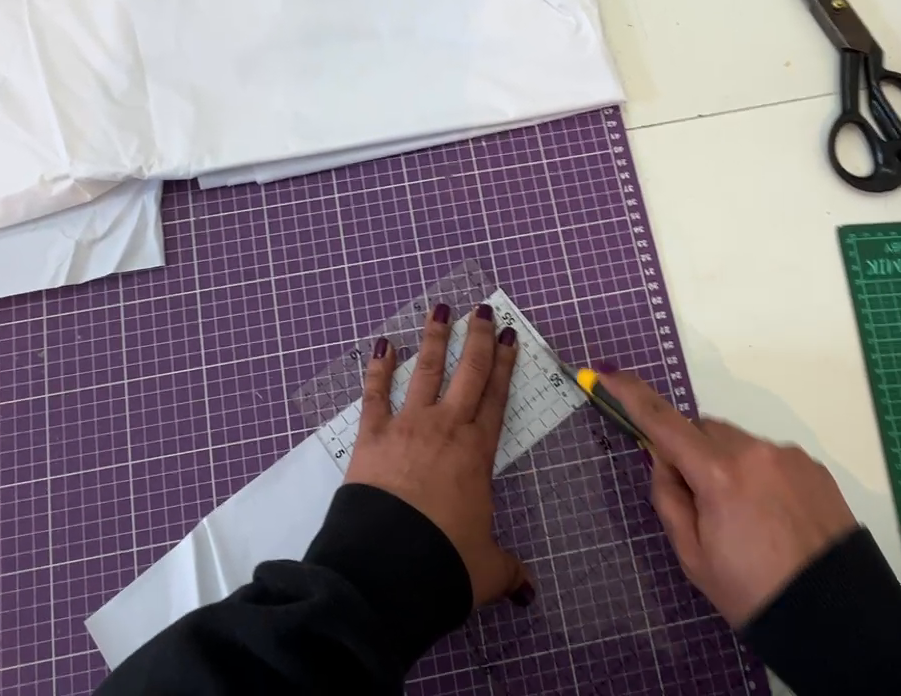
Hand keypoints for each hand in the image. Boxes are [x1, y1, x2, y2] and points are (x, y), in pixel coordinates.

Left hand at [344, 302, 534, 606]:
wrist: (386, 571)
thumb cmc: (444, 564)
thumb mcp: (486, 569)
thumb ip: (509, 571)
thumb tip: (529, 593)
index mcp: (477, 453)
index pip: (496, 398)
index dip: (505, 365)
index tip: (509, 337)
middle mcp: (446, 428)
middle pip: (468, 374)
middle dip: (477, 339)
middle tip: (482, 309)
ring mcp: (407, 426)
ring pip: (426, 371)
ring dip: (434, 338)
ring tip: (439, 308)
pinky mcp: (372, 435)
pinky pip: (375, 394)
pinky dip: (379, 368)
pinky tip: (382, 344)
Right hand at [600, 369, 855, 626]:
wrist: (840, 624)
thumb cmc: (754, 593)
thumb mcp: (693, 556)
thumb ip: (669, 498)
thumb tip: (663, 459)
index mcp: (718, 474)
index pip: (663, 422)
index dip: (631, 394)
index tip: (608, 373)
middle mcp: (753, 451)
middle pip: (703, 430)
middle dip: (691, 451)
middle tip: (699, 501)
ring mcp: (788, 456)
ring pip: (737, 443)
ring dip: (727, 464)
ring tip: (745, 518)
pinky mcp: (814, 468)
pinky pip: (769, 458)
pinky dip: (759, 475)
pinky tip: (773, 517)